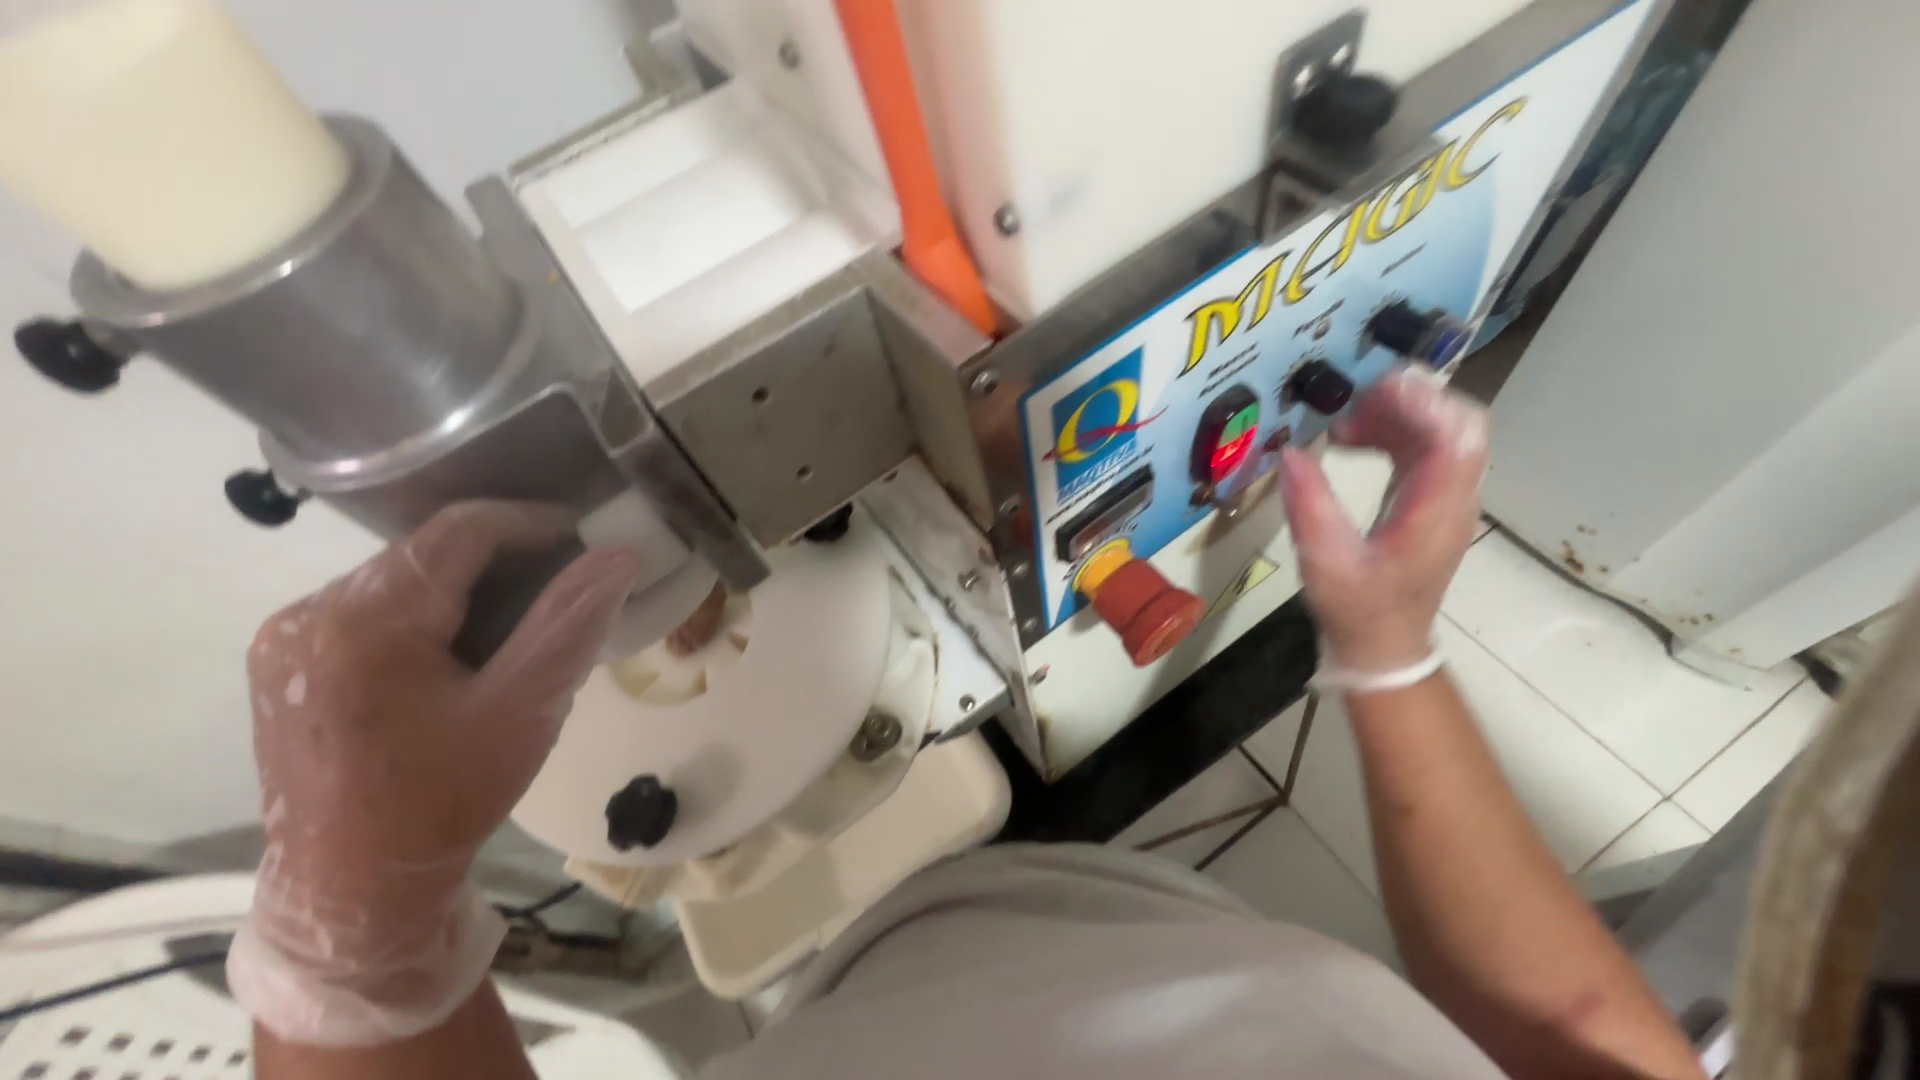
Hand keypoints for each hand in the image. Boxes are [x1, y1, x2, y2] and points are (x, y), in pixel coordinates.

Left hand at [228, 501, 641, 1046]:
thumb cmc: (445, 798)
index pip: (462, 530)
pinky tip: (456, 652)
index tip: (585, 539)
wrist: (350, 888)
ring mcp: (286, 637)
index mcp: (367, 620)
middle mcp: (311, 612)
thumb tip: (619, 554)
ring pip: (398, 577)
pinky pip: (368, 608)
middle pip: (426, 551)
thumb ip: (570, 623)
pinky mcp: (281, 662)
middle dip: (501, 558)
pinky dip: (424, 613)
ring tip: (516, 624)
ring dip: (463, 586)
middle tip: (561, 588)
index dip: (532, 522)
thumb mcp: (523, 709)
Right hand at [1277, 371, 1488, 672]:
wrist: (1384, 647)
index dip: (1424, 403)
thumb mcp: (1324, 561)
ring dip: (1398, 415)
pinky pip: (1424, 449)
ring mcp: (1445, 499)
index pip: (1456, 439)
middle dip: (1412, 400)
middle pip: (1459, 425)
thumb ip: (1309, 505)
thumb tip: (1289, 453)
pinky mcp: (1430, 501)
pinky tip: (1352, 439)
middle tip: (1356, 398)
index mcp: (1436, 512)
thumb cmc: (1357, 610)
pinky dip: (1392, 433)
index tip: (1374, 389)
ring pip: (1442, 432)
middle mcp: (1453, 499)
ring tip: (1345, 419)